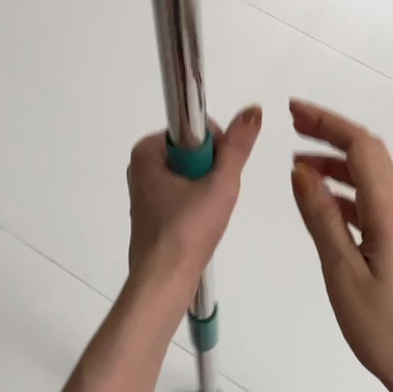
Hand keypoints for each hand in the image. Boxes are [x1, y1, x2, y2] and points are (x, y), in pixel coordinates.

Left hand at [127, 105, 261, 280]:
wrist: (164, 281)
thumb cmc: (188, 230)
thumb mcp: (220, 183)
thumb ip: (237, 146)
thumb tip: (252, 110)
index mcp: (146, 151)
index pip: (194, 130)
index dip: (216, 147)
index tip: (220, 174)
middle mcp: (140, 167)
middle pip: (192, 152)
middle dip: (211, 171)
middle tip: (215, 197)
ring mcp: (144, 192)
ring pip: (189, 174)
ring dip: (206, 189)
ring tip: (207, 214)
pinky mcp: (150, 213)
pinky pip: (182, 194)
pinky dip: (196, 204)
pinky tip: (199, 223)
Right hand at [288, 99, 392, 391]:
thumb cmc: (383, 327)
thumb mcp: (342, 271)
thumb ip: (321, 217)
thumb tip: (300, 170)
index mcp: (390, 211)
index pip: (361, 146)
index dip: (328, 122)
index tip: (293, 111)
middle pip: (367, 155)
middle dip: (330, 133)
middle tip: (291, 123)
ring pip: (369, 178)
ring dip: (334, 162)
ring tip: (296, 162)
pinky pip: (369, 202)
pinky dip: (342, 191)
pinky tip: (319, 202)